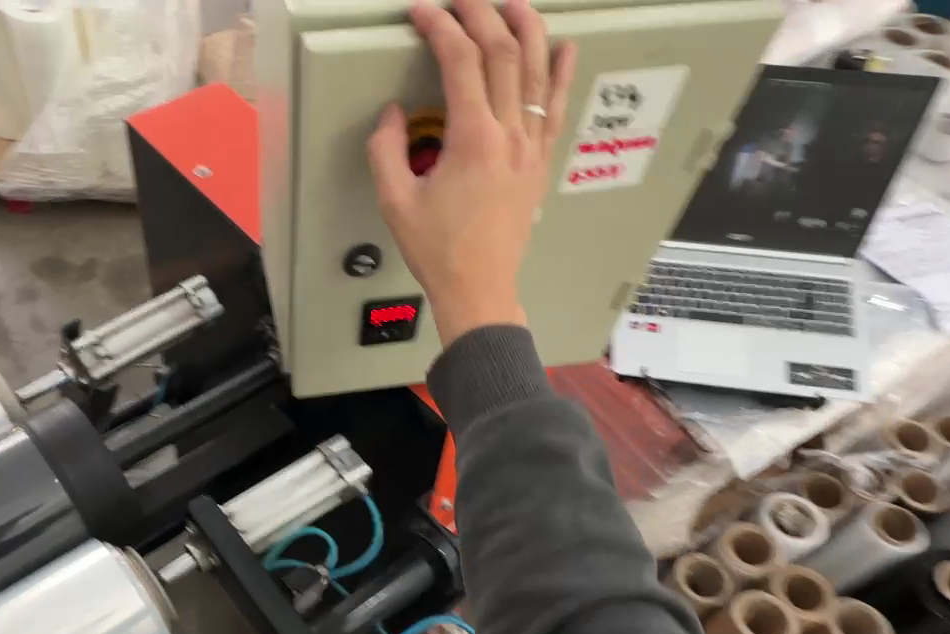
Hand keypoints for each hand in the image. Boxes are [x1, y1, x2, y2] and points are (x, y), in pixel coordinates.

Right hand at [367, 0, 575, 345]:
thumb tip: (393, 114)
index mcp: (472, 140)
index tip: (422, 12)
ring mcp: (530, 148)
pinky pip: (557, 107)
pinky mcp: (539, 164)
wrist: (478, 289)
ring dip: (526, 27)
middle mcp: (508, 135)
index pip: (459, 61)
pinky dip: (562, 72)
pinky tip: (563, 48)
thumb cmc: (439, 252)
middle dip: (480, 13)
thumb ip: (386, 150)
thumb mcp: (395, 202)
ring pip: (538, 69)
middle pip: (503, 52)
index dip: (439, 27)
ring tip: (512, 3)